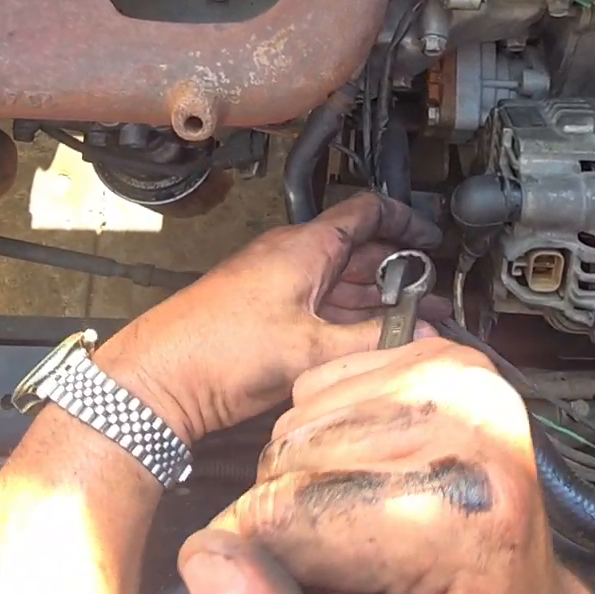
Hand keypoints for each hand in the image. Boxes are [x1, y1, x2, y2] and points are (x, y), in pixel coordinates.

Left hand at [95, 193, 443, 444]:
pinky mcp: (273, 318)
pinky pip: (325, 310)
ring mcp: (284, 288)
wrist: (160, 380)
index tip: (430, 239)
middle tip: (434, 299)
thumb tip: (421, 336)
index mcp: (305, 246)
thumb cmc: (217, 348)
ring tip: (415, 325)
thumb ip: (370, 341)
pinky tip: (374, 341)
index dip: (404, 221)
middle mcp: (296, 259)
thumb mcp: (307, 347)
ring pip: (345, 285)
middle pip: (362, 253)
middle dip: (401, 274)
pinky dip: (353, 322)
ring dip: (380, 303)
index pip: (367, 213)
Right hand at [175, 340, 594, 593]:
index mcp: (472, 519)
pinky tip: (366, 474)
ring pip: (305, 411)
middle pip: (299, 449)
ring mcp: (468, 382)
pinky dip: (325, 426)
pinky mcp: (450, 360)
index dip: (270, 568)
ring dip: (306, 471)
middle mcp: (479, 427)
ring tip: (359, 525)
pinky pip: (328, 379)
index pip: (297, 510)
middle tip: (343, 566)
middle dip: (290, 513)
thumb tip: (205, 557)